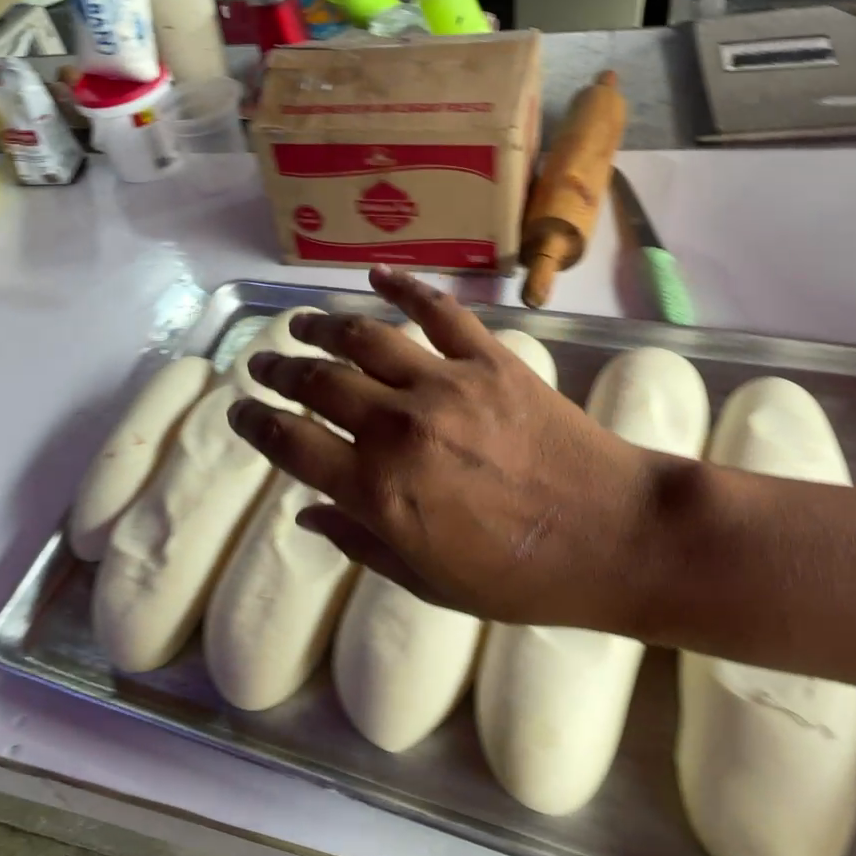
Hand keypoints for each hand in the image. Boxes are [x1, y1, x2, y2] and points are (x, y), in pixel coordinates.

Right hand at [226, 267, 671, 630]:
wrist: (614, 537)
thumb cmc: (518, 578)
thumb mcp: (427, 581)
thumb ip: (360, 541)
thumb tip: (306, 513)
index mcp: (377, 492)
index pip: (290, 445)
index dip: (255, 425)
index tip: (240, 412)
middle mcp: (399, 429)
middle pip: (318, 384)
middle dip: (280, 370)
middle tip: (263, 364)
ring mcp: (446, 387)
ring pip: (365, 339)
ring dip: (324, 326)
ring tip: (301, 321)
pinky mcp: (492, 361)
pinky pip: (439, 312)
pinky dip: (405, 287)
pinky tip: (377, 274)